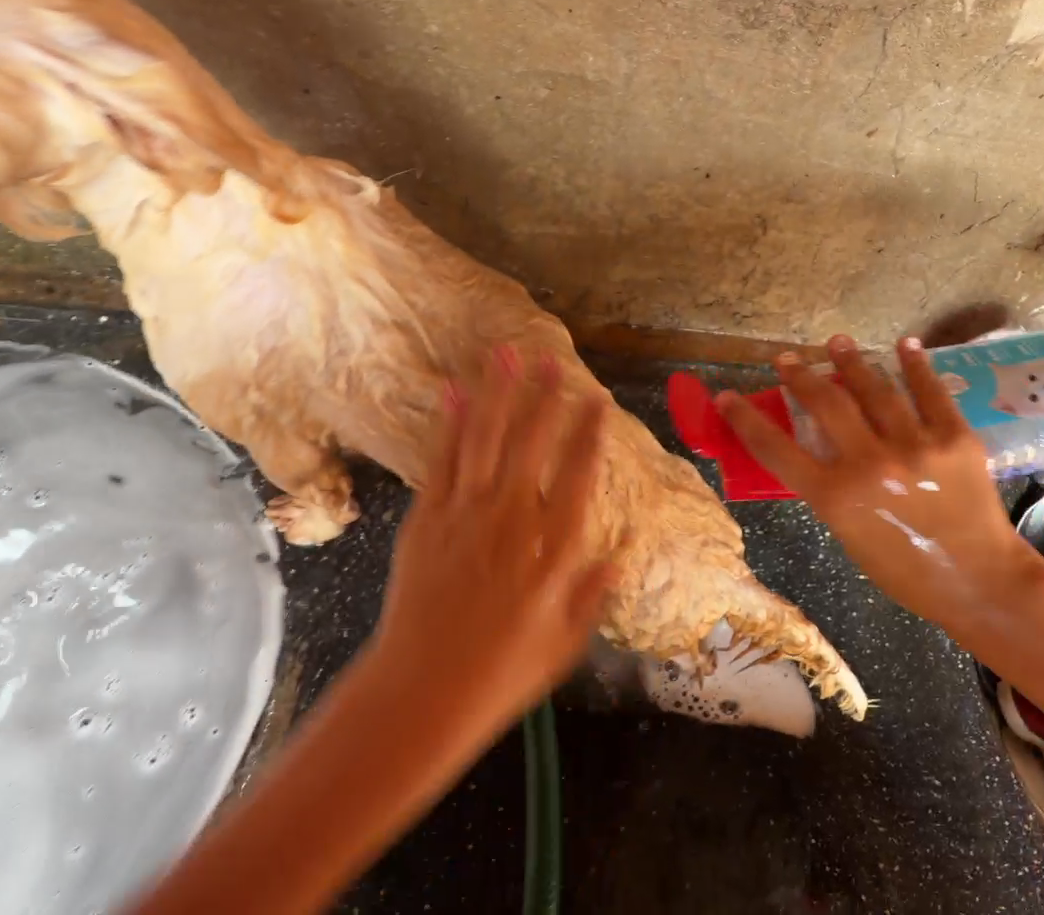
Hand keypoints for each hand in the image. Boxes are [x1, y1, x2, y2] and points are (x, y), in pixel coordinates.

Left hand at [370, 348, 615, 729]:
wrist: (423, 690)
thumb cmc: (504, 673)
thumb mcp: (566, 642)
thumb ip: (592, 594)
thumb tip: (620, 556)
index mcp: (552, 549)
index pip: (577, 476)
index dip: (588, 434)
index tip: (597, 401)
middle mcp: (512, 519)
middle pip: (532, 445)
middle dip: (543, 398)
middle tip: (551, 359)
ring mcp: (465, 515)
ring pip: (485, 440)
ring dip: (497, 394)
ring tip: (505, 353)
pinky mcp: (427, 519)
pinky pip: (441, 461)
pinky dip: (449, 424)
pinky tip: (453, 391)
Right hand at [715, 335, 1035, 636]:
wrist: (976, 580)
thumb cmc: (904, 571)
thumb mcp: (849, 535)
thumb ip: (830, 490)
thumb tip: (820, 449)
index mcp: (835, 496)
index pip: (775, 448)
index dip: (745, 419)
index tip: (727, 396)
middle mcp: (869, 464)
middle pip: (825, 404)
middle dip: (801, 375)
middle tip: (788, 358)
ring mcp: (914, 446)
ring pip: (874, 389)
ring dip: (851, 361)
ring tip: (837, 342)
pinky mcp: (954, 437)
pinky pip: (930, 392)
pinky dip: (915, 365)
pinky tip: (904, 345)